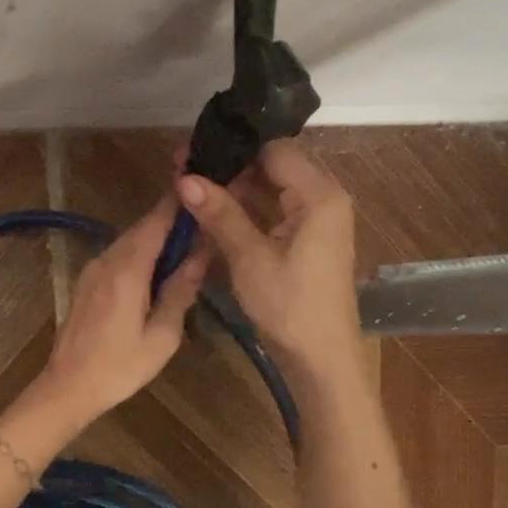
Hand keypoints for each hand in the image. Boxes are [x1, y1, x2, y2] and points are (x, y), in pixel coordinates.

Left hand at [27, 199, 204, 424]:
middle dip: (175, 223)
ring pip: (131, 243)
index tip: (207, 190)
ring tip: (189, 250)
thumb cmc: (118, 369)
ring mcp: (92, 271)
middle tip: (207, 225)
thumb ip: (181, 292)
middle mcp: (107, 260)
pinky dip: (141, 258)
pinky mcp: (86, 285)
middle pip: (144, 228)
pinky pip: (119, 259)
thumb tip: (201, 256)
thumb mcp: (162, 337)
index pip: (158, 219)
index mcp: (127, 269)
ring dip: (158, 242)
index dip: (182, 202)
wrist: (67, 388)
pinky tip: (159, 274)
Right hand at [177, 139, 360, 374]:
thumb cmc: (290, 307)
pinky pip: (274, 215)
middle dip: (230, 170)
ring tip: (191, 193)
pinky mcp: (307, 243)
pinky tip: (214, 218)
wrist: (320, 358)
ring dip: (235, 193)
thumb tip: (185, 178)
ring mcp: (317, 222)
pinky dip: (247, 215)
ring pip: (272, 192)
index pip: (273, 150)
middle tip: (183, 173)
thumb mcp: (250, 259)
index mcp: (319, 195)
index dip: (232, 150)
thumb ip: (220, 215)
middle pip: (273, 167)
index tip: (191, 155)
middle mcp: (323, 199)